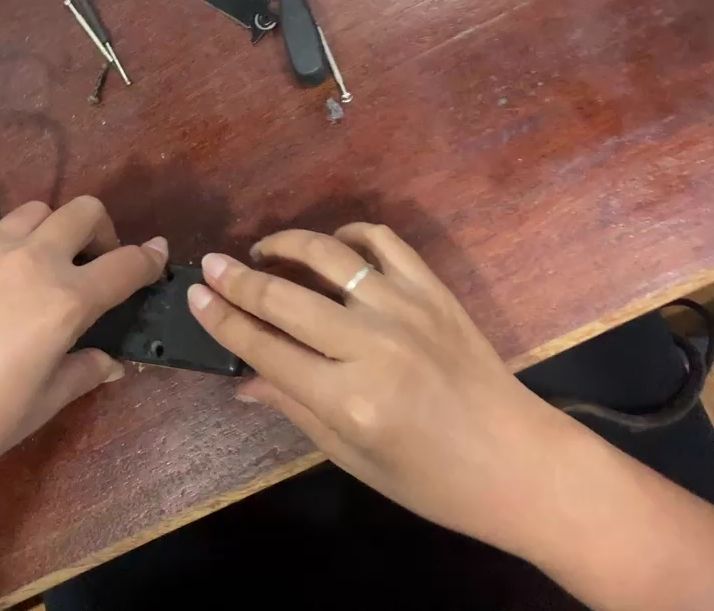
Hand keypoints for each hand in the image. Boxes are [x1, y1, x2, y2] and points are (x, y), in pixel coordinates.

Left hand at [0, 197, 164, 504]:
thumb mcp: (38, 406)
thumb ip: (81, 372)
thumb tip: (108, 362)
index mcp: (64, 301)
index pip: (125, 265)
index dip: (149, 259)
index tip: (158, 255)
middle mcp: (30, 261)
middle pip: (83, 211)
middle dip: (102, 230)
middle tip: (95, 265)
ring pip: (36, 211)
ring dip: (54, 230)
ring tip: (44, 268)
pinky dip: (9, 249)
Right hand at [186, 223, 577, 547]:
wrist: (518, 463)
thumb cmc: (430, 479)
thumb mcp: (352, 458)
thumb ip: (293, 407)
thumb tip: (241, 376)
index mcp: (348, 400)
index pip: (265, 347)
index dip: (223, 318)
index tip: (195, 295)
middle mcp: (372, 346)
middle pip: (285, 297)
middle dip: (237, 277)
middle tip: (210, 264)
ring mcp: (406, 309)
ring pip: (328, 255)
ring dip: (286, 244)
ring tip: (264, 250)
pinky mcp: (433, 289)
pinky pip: (383, 241)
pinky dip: (350, 235)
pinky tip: (332, 247)